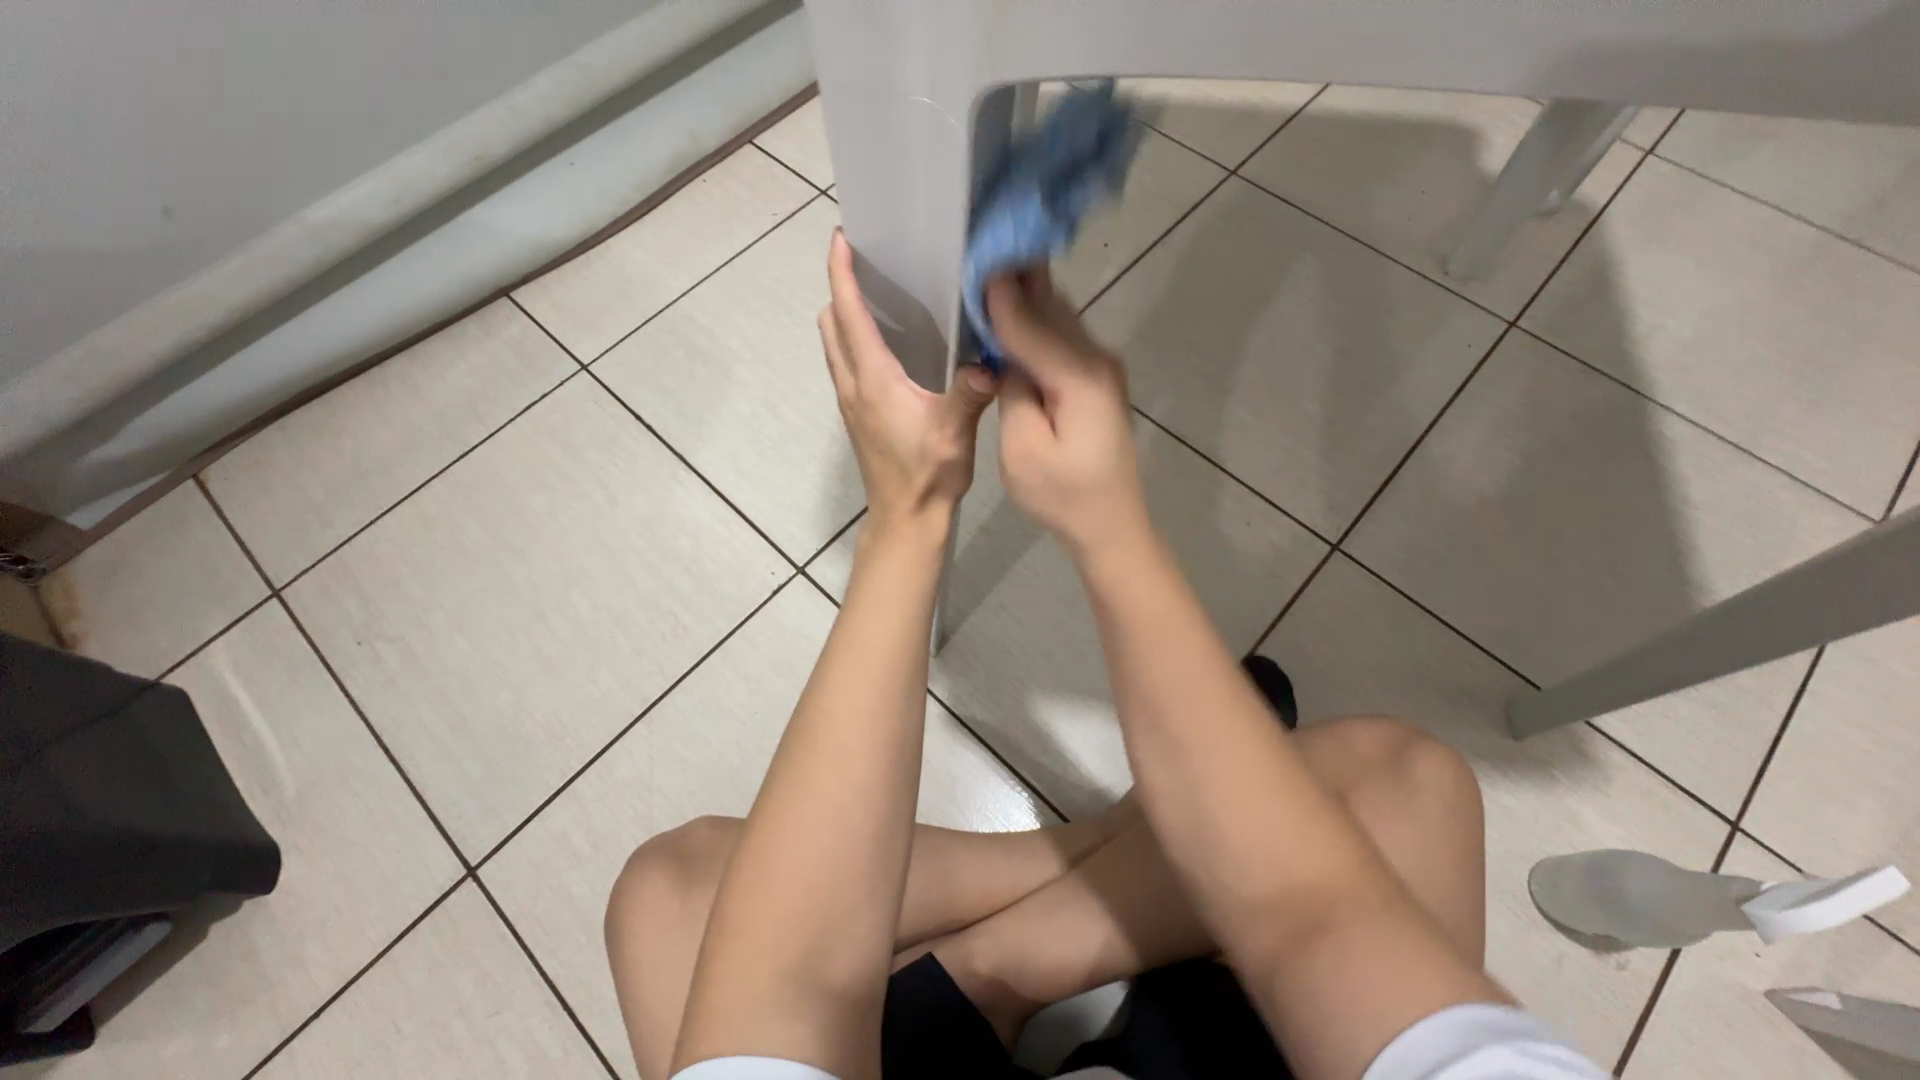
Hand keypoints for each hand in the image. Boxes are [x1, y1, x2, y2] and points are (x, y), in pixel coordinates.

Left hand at [821, 230, 997, 537]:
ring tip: (879, 295)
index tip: (841, 239)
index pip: (849, 315)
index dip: (842, 274)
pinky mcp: (858, 415)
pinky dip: (855, 341)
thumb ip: (970, 392)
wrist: (906, 518)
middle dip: (841, 289)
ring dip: (845, 316)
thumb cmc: (927, 474)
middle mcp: (853, 384)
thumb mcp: (955, 431)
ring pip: (835, 345)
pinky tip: (891, 343)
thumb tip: (990, 361)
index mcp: (873, 379)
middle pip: (832, 324)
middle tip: (869, 264)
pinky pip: (847, 364)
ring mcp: (851, 401)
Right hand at [988, 270, 1149, 558]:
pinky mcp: (1097, 379)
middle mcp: (1096, 361)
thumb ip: (1011, 391)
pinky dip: (1037, 319)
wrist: (1110, 524)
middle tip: (976, 248)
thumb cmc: (1062, 495)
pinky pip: (1064, 337)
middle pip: (1050, 308)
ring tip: (988, 268)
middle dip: (1014, 280)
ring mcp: (1102, 368)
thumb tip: (1005, 353)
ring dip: (1027, 295)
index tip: (969, 258)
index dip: (997, 294)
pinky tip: (1012, 310)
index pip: (1029, 323)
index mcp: (1078, 377)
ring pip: (1059, 318)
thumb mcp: (1022, 449)